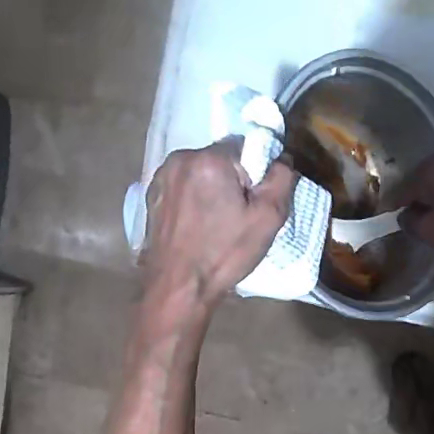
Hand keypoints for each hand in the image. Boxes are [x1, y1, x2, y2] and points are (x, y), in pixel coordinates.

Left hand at [140, 139, 296, 309]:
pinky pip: (184, 183)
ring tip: (217, 220)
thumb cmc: (225, 253)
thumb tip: (282, 158)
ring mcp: (162, 175)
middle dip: (234, 178)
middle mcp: (181, 158)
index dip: (257, 172)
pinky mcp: (151, 192)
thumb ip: (281, 178)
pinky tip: (198, 223)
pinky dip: (194, 195)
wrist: (178, 287)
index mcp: (210, 159)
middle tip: (239, 213)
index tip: (256, 200)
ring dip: (213, 186)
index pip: (246, 146)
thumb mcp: (268, 218)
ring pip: (202, 170)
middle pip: (222, 157)